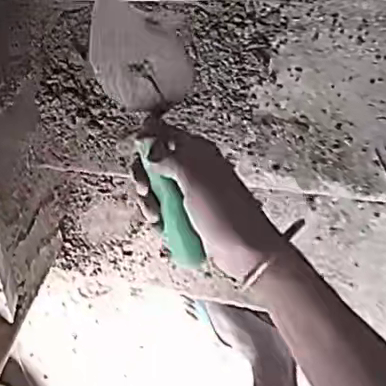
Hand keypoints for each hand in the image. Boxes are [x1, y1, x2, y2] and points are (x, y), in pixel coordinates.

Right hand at [136, 121, 295, 282]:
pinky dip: (156, 216)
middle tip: (147, 189)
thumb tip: (146, 143)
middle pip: (151, 161)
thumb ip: (167, 157)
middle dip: (144, 177)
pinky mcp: (184, 212)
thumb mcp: (194, 179)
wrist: (245, 253)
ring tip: (158, 214)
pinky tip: (163, 224)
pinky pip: (160, 207)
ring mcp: (187, 191)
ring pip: (153, 187)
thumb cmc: (229, 216)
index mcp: (197, 152)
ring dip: (149, 202)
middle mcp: (191, 168)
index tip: (140, 156)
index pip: (163, 132)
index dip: (146, 140)